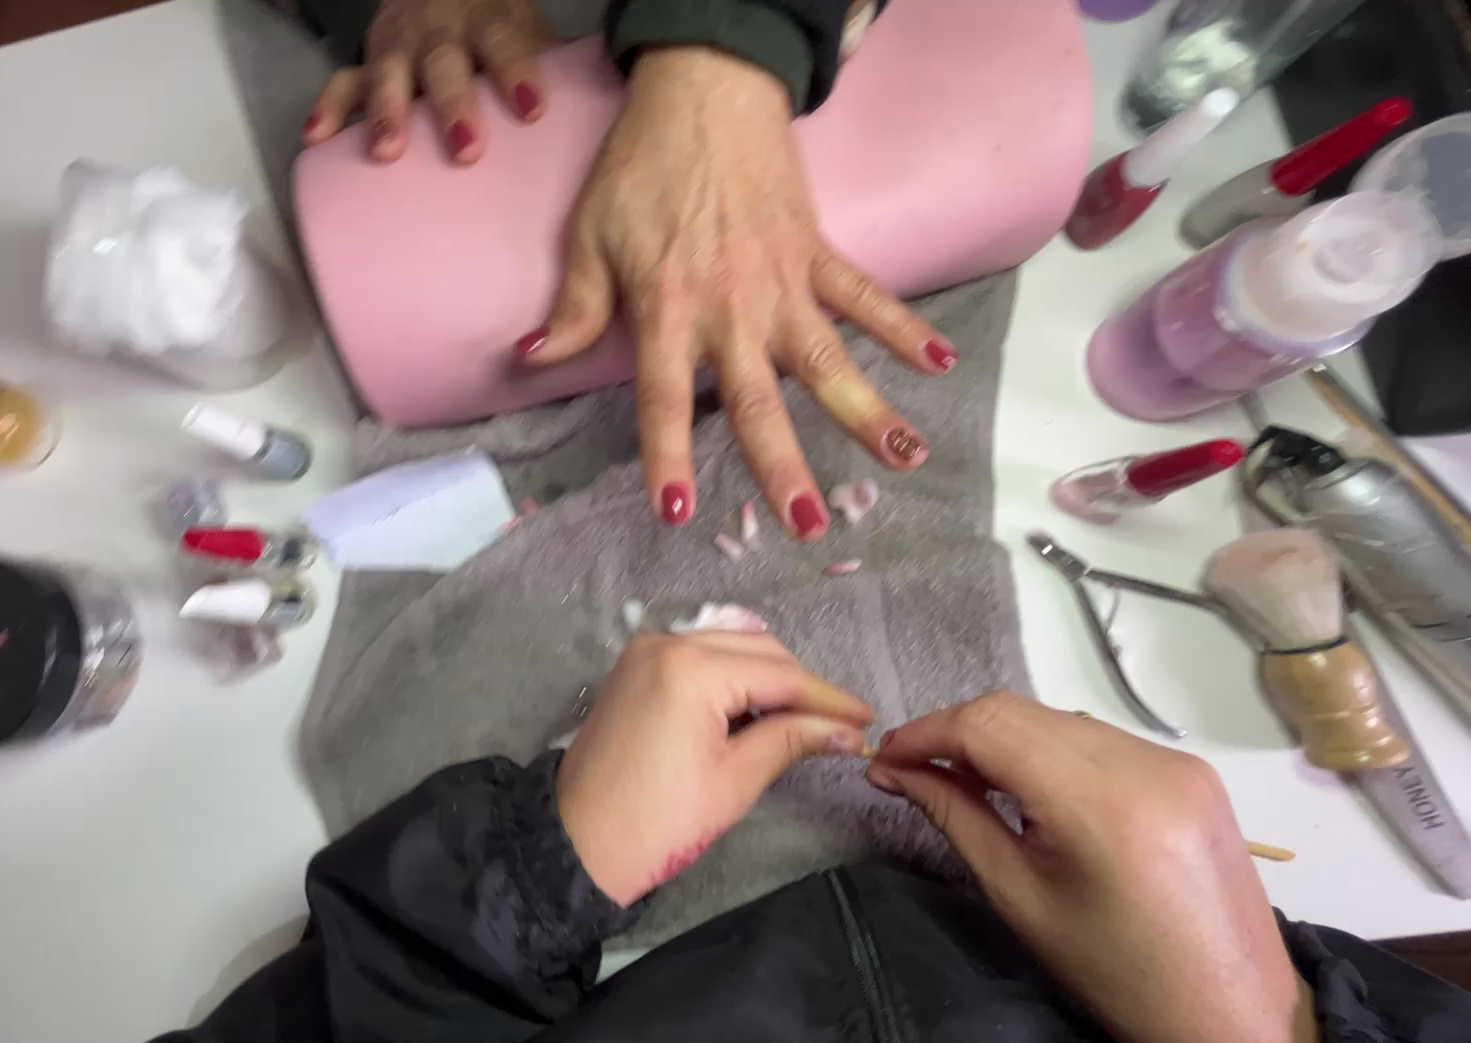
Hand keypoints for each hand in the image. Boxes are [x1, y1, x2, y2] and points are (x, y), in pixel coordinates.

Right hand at [301, 0, 553, 163]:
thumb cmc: (497, 34)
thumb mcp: (525, 35)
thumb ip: (547, 71)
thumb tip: (602, 124)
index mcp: (490, 21)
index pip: (506, 41)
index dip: (516, 72)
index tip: (531, 111)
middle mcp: (441, 29)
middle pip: (445, 64)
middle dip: (453, 105)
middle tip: (466, 150)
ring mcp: (400, 46)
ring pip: (390, 73)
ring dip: (388, 112)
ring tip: (386, 153)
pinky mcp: (369, 63)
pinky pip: (344, 82)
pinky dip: (330, 108)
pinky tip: (316, 136)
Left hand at [518, 47, 955, 539]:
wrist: (705, 89)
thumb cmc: (639, 169)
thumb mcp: (589, 238)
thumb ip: (573, 308)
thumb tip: (529, 358)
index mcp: (668, 310)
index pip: (664, 400)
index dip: (667, 457)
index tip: (678, 512)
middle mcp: (732, 309)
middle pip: (760, 401)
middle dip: (784, 466)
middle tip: (811, 525)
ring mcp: (784, 282)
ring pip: (828, 358)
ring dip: (866, 410)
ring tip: (905, 457)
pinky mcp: (819, 253)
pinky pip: (865, 296)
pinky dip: (903, 326)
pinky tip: (940, 363)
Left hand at [556, 632, 873, 906]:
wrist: (577, 841)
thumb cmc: (658, 821)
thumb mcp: (734, 781)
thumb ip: (790, 739)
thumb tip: (846, 731)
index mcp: (690, 669)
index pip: (779, 673)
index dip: (828, 697)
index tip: (867, 719)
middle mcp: (667, 642)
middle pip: (756, 648)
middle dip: (799, 684)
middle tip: (837, 724)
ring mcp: (646, 649)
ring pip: (728, 646)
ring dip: (767, 676)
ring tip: (801, 719)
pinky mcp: (635, 664)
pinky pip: (698, 655)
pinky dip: (730, 675)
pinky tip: (753, 707)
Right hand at [869, 694, 1319, 1042]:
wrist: (1245, 1023)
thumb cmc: (1116, 973)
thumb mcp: (1016, 893)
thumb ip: (951, 813)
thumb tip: (890, 770)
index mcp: (1100, 803)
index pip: (986, 727)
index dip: (924, 733)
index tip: (884, 759)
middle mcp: (1142, 763)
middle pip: (1013, 711)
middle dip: (951, 732)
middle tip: (912, 768)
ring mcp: (1171, 760)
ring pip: (1047, 717)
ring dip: (992, 736)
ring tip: (959, 776)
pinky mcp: (1184, 769)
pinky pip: (1085, 736)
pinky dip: (1037, 746)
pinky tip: (1019, 781)